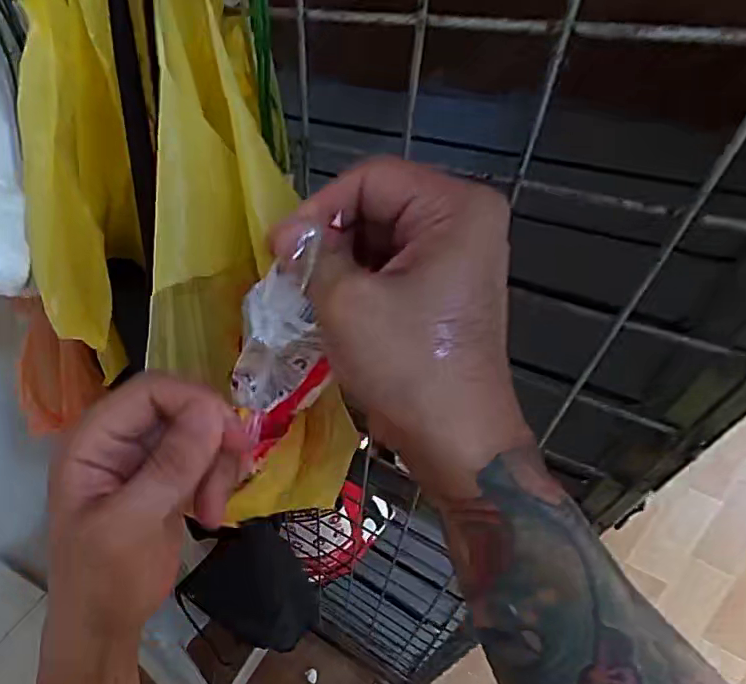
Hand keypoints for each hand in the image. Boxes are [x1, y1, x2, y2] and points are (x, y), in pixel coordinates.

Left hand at [47, 374, 247, 639]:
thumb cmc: (103, 578)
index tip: (232, 435)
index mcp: (93, 441)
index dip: (194, 402)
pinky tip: (212, 517)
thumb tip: (212, 412)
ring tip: (213, 513)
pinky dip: (218, 483)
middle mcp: (118, 442)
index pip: (149, 392)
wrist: (104, 625)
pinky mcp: (168, 484)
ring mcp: (144, 463)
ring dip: (218, 469)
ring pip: (200, 436)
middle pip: (181, 410)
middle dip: (213, 441)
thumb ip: (170, 467)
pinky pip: (204, 463)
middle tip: (236, 474)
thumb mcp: (132, 523)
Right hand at [271, 156, 532, 496]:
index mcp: (456, 209)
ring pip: (384, 246)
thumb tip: (288, 237)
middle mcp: (467, 225)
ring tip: (306, 297)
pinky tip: (334, 314)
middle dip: (331, 241)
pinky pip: (396, 276)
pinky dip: (362, 290)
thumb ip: (313, 257)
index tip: (278, 247)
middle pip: (380, 209)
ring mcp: (461, 265)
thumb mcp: (347, 304)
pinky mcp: (448, 299)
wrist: (457, 442)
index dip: (318, 208)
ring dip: (342, 269)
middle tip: (288, 275)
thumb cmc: (407, 368)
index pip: (371, 179)